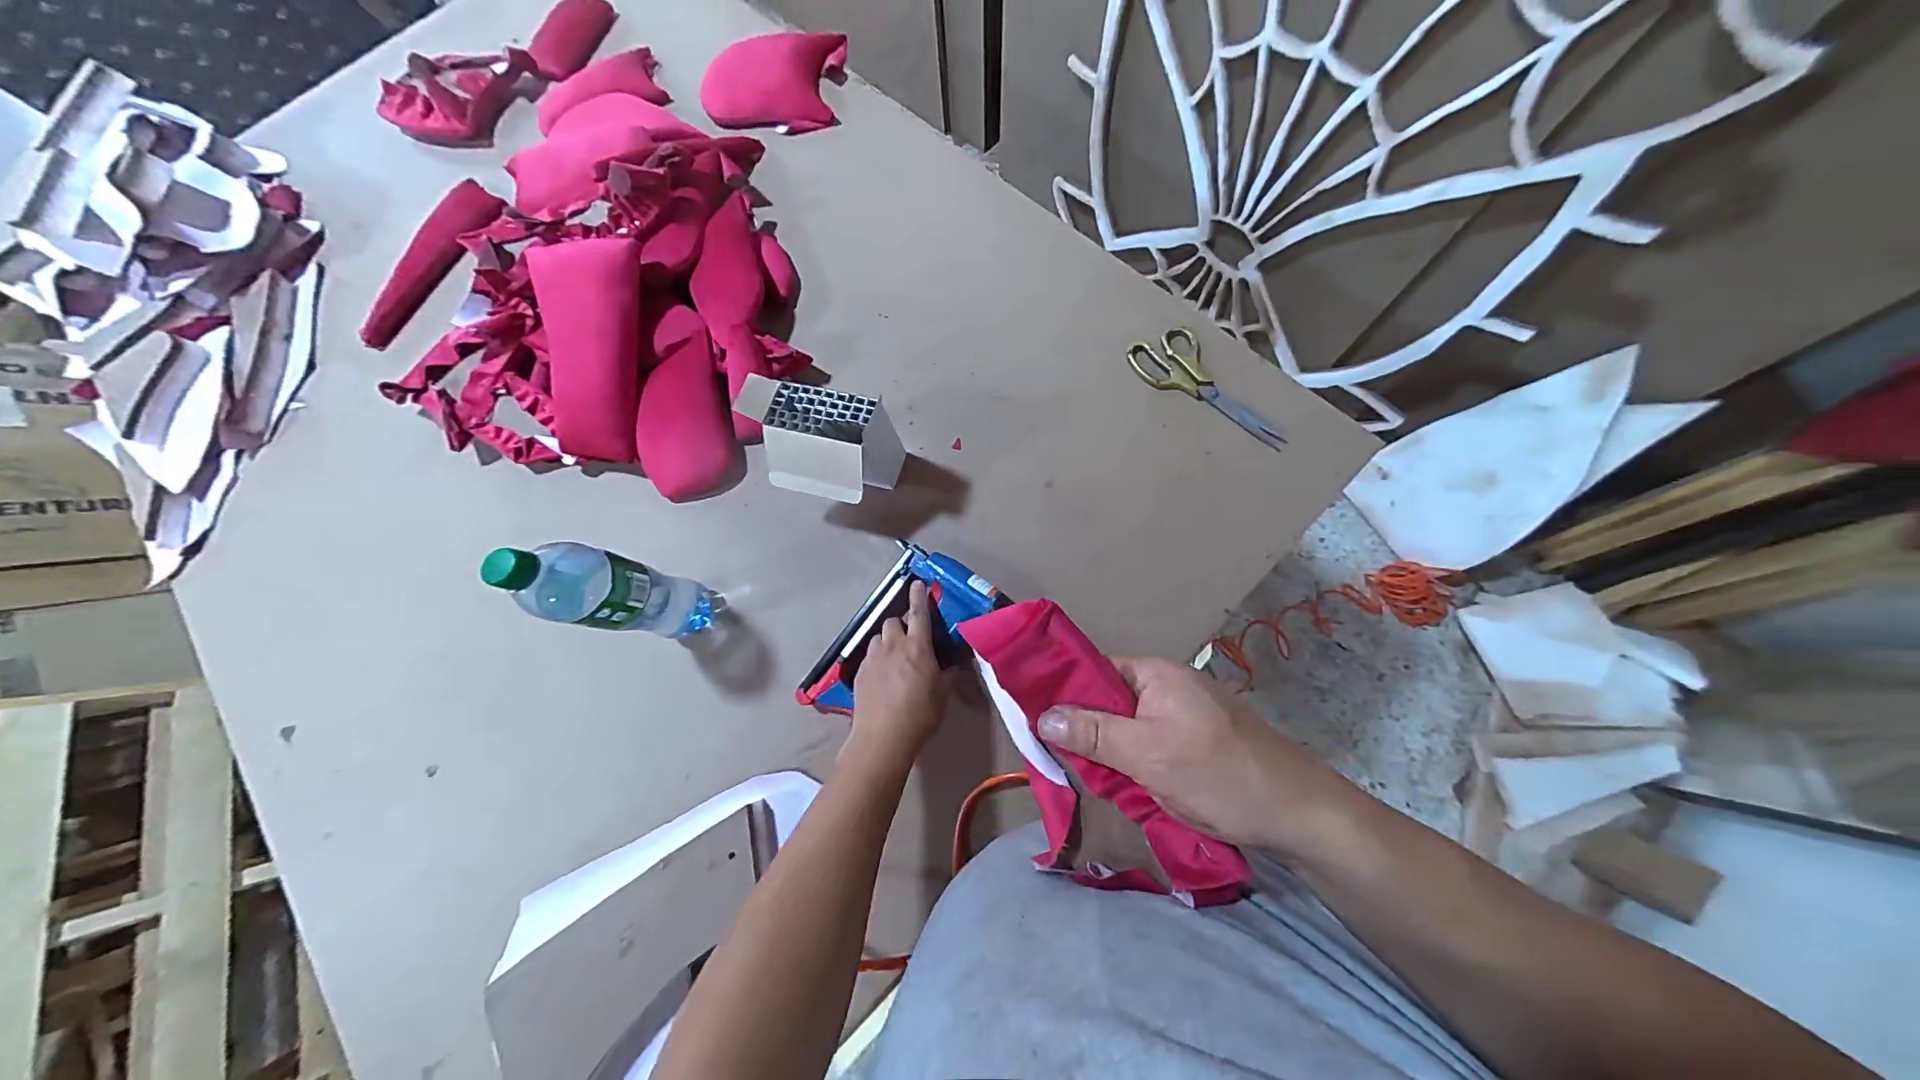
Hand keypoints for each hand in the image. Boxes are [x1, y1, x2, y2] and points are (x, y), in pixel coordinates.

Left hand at [849, 581, 946, 762]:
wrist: (883, 736)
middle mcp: (892, 645)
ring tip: (894, 657)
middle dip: (901, 624)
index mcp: (917, 646)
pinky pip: (870, 657)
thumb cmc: (920, 713)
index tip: (918, 584)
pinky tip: (883, 676)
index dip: (919, 596)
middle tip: (910, 638)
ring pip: (879, 638)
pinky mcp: (859, 673)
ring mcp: (873, 658)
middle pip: (893, 621)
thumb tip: (954, 665)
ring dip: (887, 641)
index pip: (918, 613)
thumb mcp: (944, 694)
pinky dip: (877, 659)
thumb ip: (949, 674)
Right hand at [1036, 657, 1359, 857]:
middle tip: (1075, 767)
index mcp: (1156, 674)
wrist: (1301, 816)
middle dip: (1090, 736)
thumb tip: (1042, 715)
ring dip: (1114, 759)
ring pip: (1127, 731)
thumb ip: (1093, 733)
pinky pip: (1149, 748)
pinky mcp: (1195, 744)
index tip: (1035, 721)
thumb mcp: (1148, 755)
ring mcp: (1184, 716)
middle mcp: (1168, 687)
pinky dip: (1137, 769)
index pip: (1093, 671)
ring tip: (1110, 787)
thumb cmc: (1221, 776)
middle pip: (1107, 703)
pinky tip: (1136, 793)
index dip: (1063, 693)